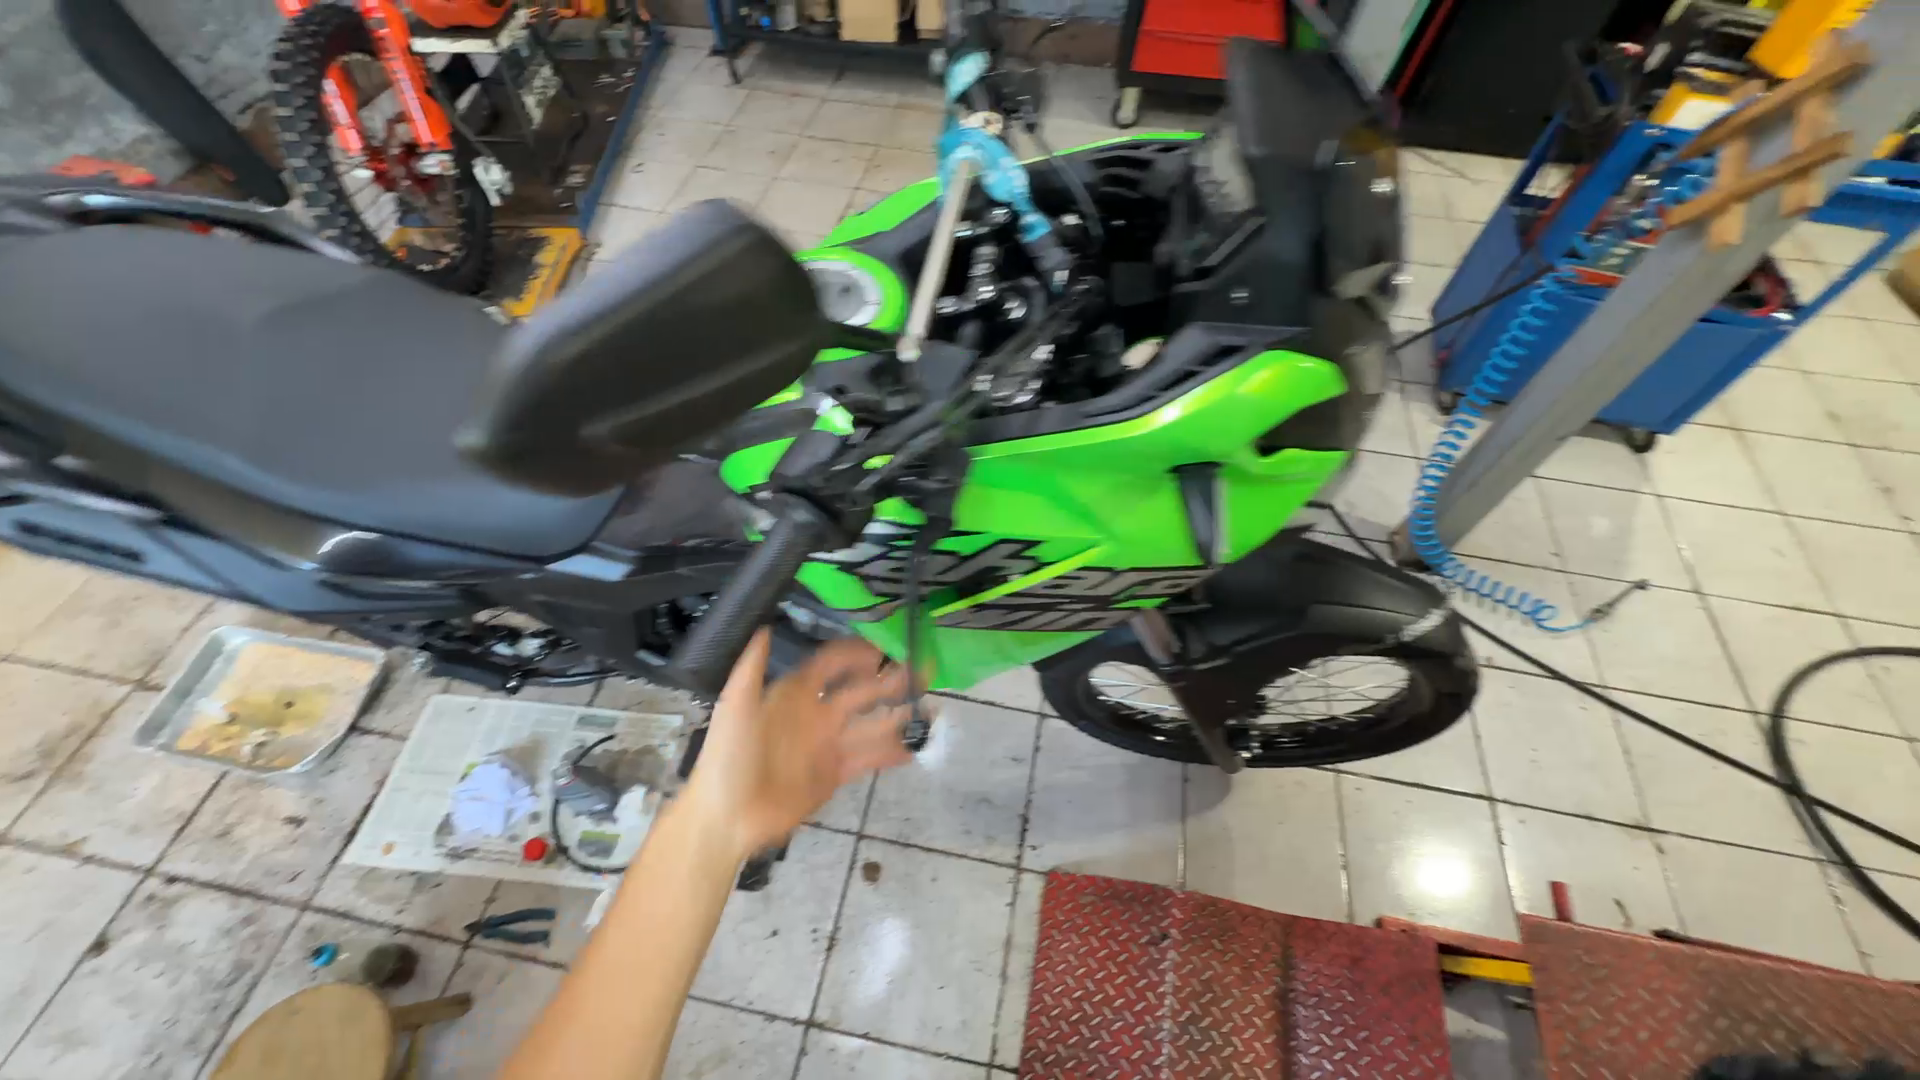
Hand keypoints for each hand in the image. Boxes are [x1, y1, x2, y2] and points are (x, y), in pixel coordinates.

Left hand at [679, 630, 915, 858]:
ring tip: (927, 707)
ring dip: (898, 715)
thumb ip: (750, 669)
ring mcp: (827, 745)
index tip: (883, 649)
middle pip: (860, 692)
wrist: (726, 817)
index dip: (855, 654)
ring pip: (870, 724)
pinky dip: (890, 752)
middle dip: (889, 681)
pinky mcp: (834, 774)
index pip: (831, 665)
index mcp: (794, 695)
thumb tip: (765, 627)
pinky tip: (913, 746)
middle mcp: (816, 714)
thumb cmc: (727, 759)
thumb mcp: (734, 708)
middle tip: (920, 672)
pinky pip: (868, 758)